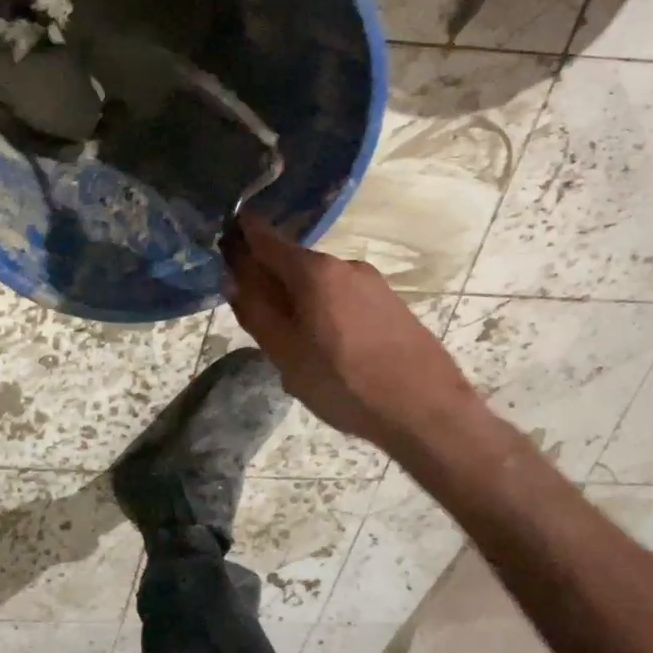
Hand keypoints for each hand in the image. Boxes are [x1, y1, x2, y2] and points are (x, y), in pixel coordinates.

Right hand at [223, 214, 481, 451]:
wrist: (431, 416)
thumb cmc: (345, 382)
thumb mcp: (284, 352)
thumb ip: (253, 310)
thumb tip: (232, 278)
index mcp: (313, 270)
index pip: (263, 236)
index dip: (239, 236)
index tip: (221, 246)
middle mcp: (344, 264)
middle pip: (291, 263)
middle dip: (269, 282)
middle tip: (258, 320)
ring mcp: (374, 283)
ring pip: (319, 284)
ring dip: (299, 302)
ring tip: (297, 346)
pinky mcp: (394, 305)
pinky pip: (344, 299)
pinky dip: (326, 313)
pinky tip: (332, 352)